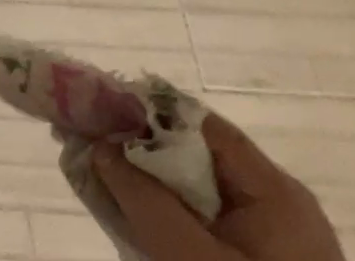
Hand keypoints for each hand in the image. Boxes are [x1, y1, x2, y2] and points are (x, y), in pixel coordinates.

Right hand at [94, 114, 345, 260]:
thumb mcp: (189, 259)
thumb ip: (142, 197)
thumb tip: (100, 145)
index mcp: (273, 192)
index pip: (198, 122)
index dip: (141, 109)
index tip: (88, 108)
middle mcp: (276, 203)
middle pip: (193, 153)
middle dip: (133, 146)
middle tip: (78, 144)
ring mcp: (271, 236)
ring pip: (192, 187)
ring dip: (141, 180)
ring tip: (91, 178)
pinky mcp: (259, 260)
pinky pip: (202, 220)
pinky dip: (162, 211)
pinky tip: (127, 217)